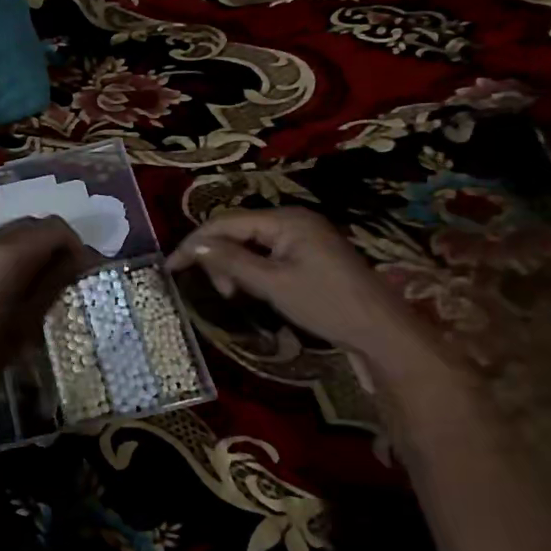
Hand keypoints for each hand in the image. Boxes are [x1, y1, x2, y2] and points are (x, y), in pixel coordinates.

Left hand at [0, 218, 88, 408]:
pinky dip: (3, 254)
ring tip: (35, 277)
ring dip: (26, 246)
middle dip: (50, 242)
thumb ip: (56, 280)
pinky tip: (5, 282)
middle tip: (63, 270)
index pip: (52, 228)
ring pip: (6, 233)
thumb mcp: (31, 318)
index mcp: (8, 255)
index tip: (81, 266)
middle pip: (29, 225)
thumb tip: (79, 260)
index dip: (74, 243)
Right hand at [165, 208, 434, 372]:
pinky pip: (265, 253)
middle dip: (217, 257)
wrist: (380, 330)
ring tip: (233, 295)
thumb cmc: (326, 304)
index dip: (194, 243)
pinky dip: (249, 270)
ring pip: (248, 243)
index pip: (225, 222)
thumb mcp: (272, 284)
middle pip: (235, 230)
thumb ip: (231, 261)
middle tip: (218, 291)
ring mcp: (301, 236)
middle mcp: (291, 220)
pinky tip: (249, 289)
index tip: (170, 267)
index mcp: (285, 220)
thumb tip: (194, 247)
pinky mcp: (306, 253)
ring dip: (232, 266)